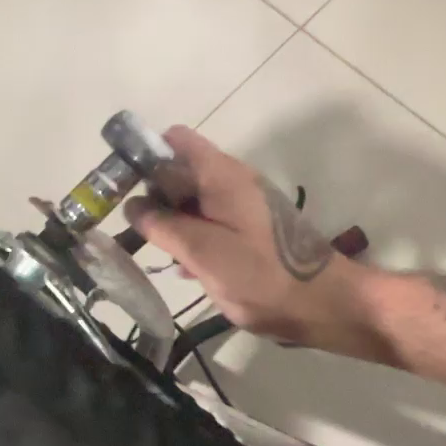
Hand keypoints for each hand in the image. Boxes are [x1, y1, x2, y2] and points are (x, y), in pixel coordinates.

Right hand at [123, 128, 379, 355]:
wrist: (323, 304)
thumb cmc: (262, 275)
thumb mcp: (203, 252)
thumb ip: (164, 226)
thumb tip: (133, 205)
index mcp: (222, 174)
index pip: (174, 140)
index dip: (144, 155)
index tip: (123, 188)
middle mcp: (233, 182)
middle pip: (181, 170)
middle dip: (154, 194)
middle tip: (136, 231)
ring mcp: (244, 207)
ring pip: (194, 200)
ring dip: (173, 222)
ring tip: (156, 254)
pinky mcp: (251, 232)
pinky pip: (212, 223)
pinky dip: (194, 238)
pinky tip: (185, 269)